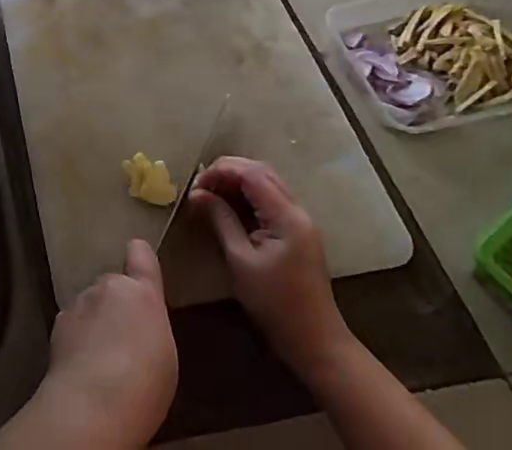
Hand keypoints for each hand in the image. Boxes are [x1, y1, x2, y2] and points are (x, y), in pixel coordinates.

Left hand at [25, 239, 176, 448]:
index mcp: (143, 293)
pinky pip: (71, 324)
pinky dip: (74, 337)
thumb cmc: (144, 384)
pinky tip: (78, 364)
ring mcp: (81, 302)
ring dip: (92, 321)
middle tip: (119, 338)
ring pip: (89, 305)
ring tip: (97, 357)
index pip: (140, 254)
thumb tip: (136, 328)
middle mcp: (110, 287)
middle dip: (114, 304)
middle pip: (112, 286)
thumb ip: (150, 325)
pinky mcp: (58, 323)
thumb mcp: (164, 352)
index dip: (138, 257)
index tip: (136, 261)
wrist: (94, 405)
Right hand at [190, 157, 353, 371]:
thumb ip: (221, 220)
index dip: (222, 171)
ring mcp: (300, 219)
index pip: (252, 174)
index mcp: (287, 215)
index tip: (196, 183)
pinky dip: (249, 196)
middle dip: (229, 171)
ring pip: (267, 183)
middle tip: (200, 185)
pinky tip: (230, 205)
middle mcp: (297, 209)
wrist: (315, 340)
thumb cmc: (274, 304)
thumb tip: (197, 194)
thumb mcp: (240, 261)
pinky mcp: (297, 230)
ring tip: (210, 192)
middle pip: (261, 172)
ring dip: (238, 182)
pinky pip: (271, 200)